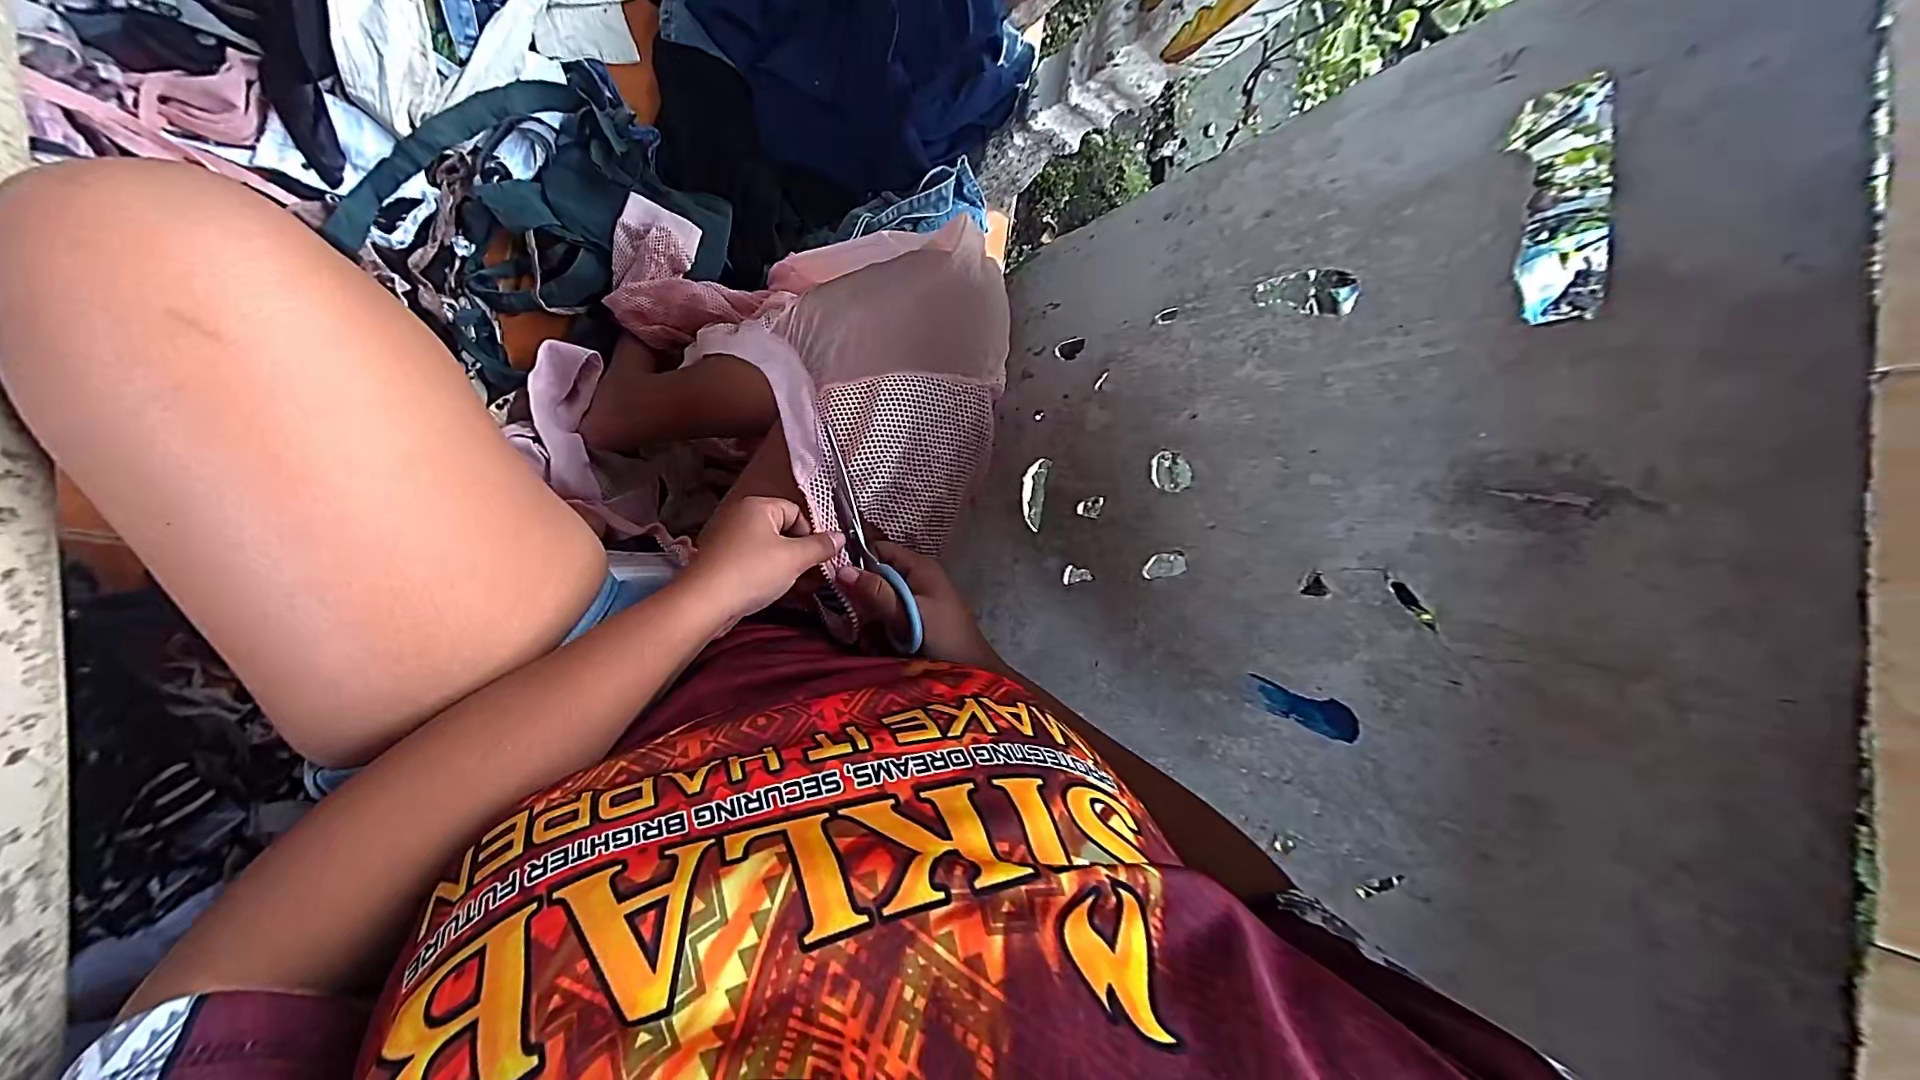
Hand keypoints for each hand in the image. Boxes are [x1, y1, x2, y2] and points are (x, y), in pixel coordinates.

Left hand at [680, 497, 842, 625]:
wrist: (704, 603)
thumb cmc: (752, 572)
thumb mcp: (795, 559)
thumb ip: (821, 546)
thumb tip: (840, 537)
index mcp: (757, 505)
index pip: (796, 512)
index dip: (810, 534)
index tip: (814, 558)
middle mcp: (739, 514)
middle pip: (782, 529)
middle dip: (797, 551)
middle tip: (805, 573)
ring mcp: (726, 537)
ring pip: (767, 546)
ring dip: (782, 564)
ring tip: (787, 584)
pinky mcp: (719, 559)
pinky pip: (750, 559)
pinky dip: (762, 572)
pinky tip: (766, 589)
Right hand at [835, 541, 1006, 670]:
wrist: (973, 669)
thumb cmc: (944, 637)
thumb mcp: (907, 614)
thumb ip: (877, 592)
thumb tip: (842, 569)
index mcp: (921, 567)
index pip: (881, 549)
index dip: (857, 559)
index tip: (836, 579)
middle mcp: (920, 577)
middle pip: (879, 576)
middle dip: (864, 597)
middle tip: (856, 619)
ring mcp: (920, 598)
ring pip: (882, 599)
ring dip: (872, 619)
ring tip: (872, 638)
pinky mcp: (919, 618)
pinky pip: (892, 615)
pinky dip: (884, 629)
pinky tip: (882, 646)